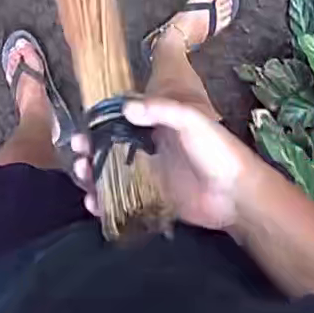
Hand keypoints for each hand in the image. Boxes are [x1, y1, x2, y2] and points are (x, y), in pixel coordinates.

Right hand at [72, 96, 270, 231]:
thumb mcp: (191, 119)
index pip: (119, 118)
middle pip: (109, 145)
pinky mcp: (150, 198)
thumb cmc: (216, 148)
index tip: (80, 131)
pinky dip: (103, 201)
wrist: (236, 193)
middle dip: (89, 150)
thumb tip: (125, 107)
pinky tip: (93, 205)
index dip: (97, 123)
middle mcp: (148, 144)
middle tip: (77, 158)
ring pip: (110, 171)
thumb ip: (161, 109)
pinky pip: (120, 198)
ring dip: (92, 175)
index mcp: (157, 121)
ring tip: (83, 179)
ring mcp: (148, 172)